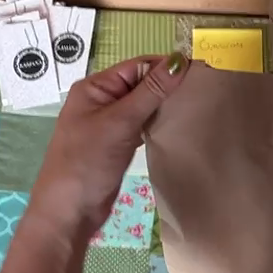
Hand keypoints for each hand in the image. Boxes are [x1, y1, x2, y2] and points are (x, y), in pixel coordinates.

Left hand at [26, 53, 188, 241]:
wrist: (70, 212)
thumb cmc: (88, 162)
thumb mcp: (121, 122)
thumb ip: (151, 91)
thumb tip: (180, 61)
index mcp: (95, 87)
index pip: (138, 66)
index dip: (166, 67)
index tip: (200, 71)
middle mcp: (102, 100)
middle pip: (142, 83)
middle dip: (169, 86)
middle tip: (202, 90)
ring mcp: (109, 123)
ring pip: (144, 105)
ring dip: (165, 105)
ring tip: (195, 105)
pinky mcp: (118, 143)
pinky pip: (142, 124)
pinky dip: (158, 123)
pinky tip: (177, 126)